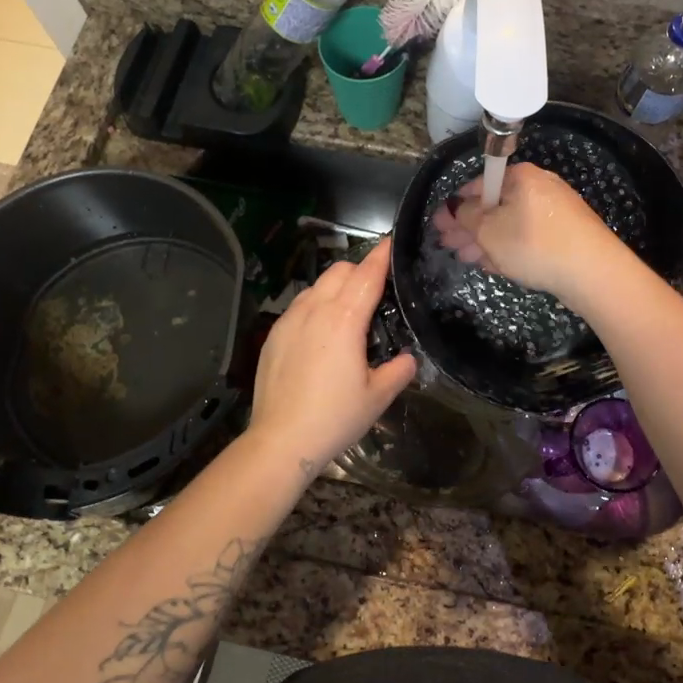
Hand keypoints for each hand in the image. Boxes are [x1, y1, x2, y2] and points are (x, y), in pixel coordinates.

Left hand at [247, 239, 416, 470]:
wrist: (280, 440)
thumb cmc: (334, 417)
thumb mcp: (377, 397)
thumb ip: (398, 371)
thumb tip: (407, 358)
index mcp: (344, 320)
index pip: (367, 275)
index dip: (382, 256)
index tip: (392, 242)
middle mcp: (315, 310)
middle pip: (340, 271)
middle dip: (360, 270)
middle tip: (377, 289)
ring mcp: (289, 320)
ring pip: (317, 285)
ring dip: (336, 286)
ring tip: (349, 311)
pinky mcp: (274, 334)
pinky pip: (299, 305)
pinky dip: (316, 305)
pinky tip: (322, 331)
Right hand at [430, 162, 629, 299]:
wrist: (594, 273)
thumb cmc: (535, 245)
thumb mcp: (490, 231)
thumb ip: (466, 217)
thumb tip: (456, 208)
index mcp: (522, 177)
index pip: (480, 184)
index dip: (457, 206)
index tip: (440, 224)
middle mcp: (540, 188)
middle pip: (495, 205)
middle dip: (469, 226)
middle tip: (448, 244)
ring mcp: (555, 212)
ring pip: (511, 224)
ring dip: (486, 241)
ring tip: (466, 259)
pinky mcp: (566, 236)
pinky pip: (529, 238)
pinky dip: (509, 248)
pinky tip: (493, 264)